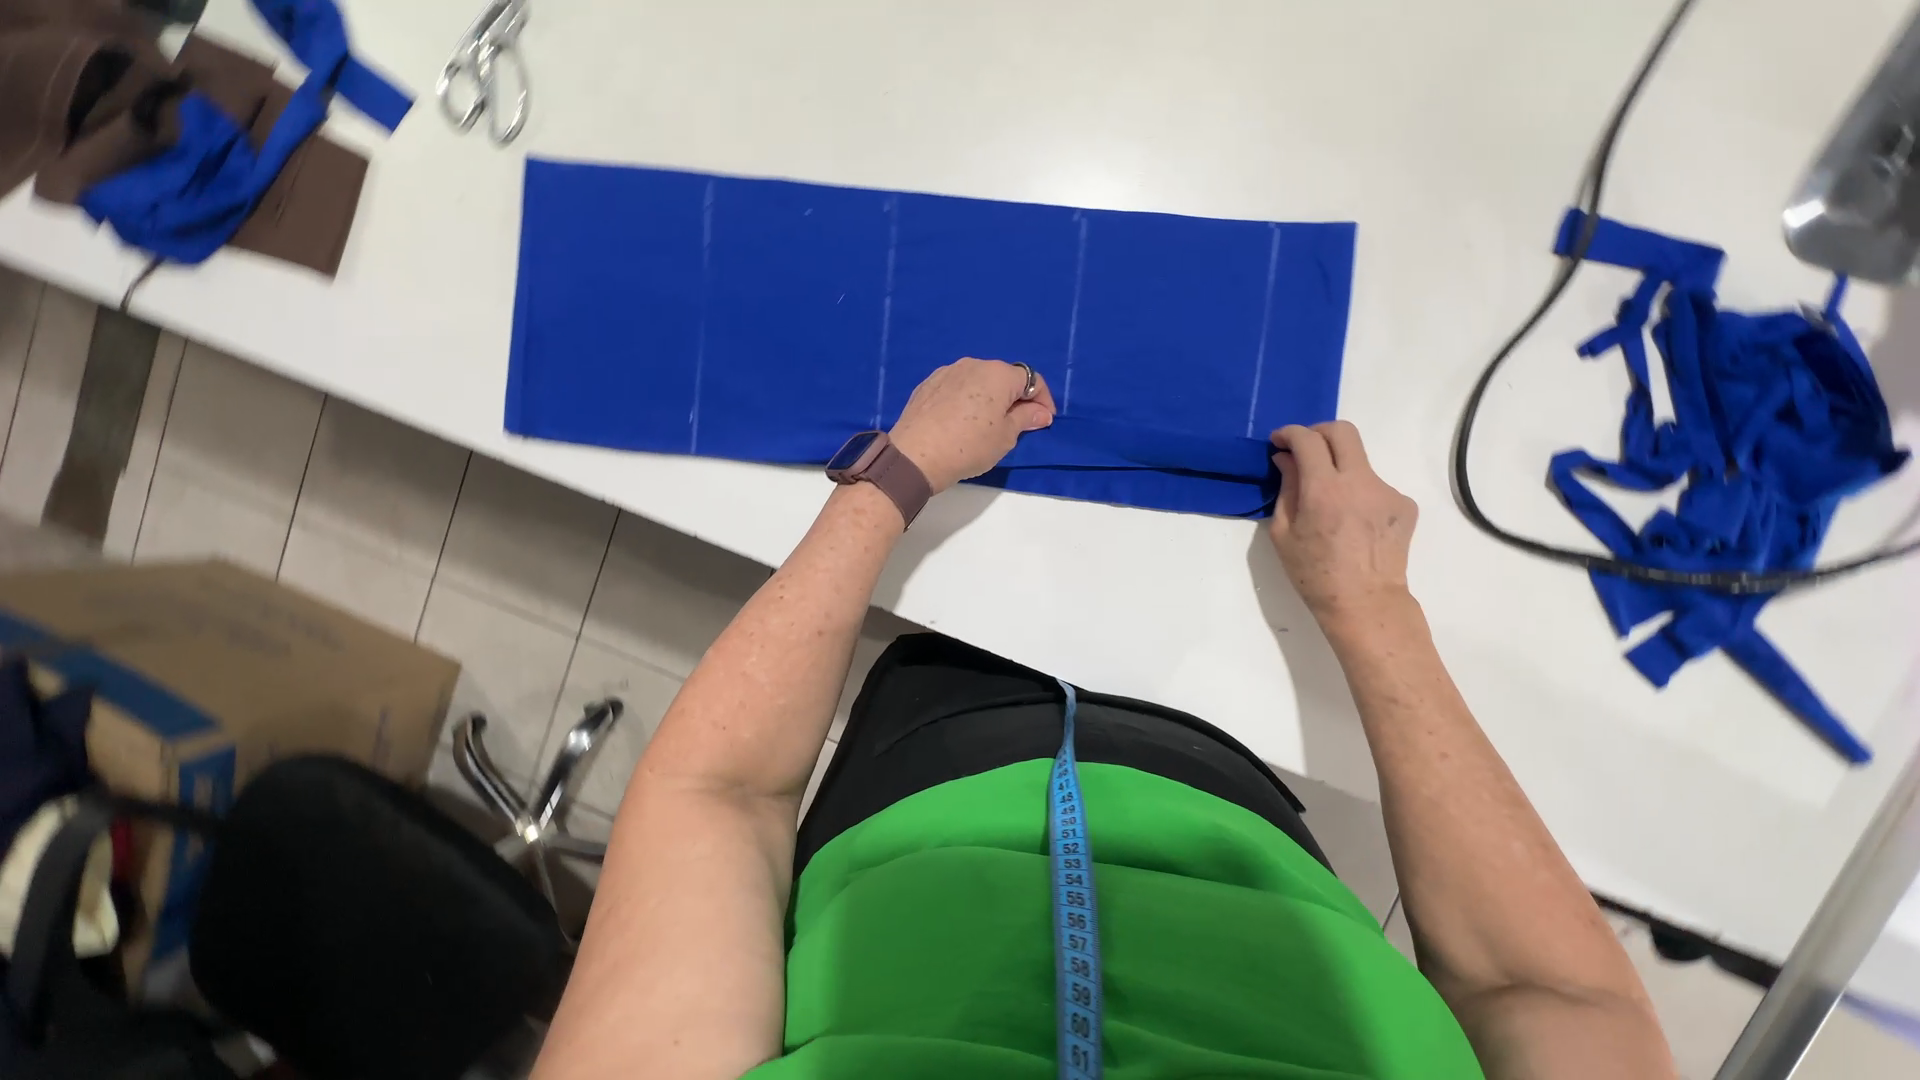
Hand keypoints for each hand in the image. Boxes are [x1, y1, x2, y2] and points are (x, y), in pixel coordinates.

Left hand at [889, 358, 1055, 493]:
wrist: (915, 455)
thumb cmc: (968, 446)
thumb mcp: (1005, 437)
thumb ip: (1026, 419)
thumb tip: (1041, 412)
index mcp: (997, 373)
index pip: (1030, 379)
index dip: (1042, 399)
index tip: (1044, 420)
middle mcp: (973, 364)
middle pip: (1003, 377)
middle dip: (1014, 398)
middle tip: (1016, 425)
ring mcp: (947, 372)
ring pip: (977, 381)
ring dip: (988, 398)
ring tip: (986, 425)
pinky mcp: (927, 385)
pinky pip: (956, 388)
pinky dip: (965, 400)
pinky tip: (961, 422)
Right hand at [1268, 422, 1417, 628]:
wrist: (1365, 602)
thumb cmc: (1314, 574)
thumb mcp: (1283, 533)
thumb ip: (1286, 489)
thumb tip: (1287, 460)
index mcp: (1324, 490)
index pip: (1308, 440)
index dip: (1290, 433)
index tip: (1279, 441)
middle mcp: (1360, 482)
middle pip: (1343, 432)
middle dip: (1318, 432)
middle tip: (1303, 449)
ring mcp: (1387, 491)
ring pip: (1359, 462)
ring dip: (1338, 470)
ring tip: (1329, 504)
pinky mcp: (1404, 504)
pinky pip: (1374, 487)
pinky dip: (1358, 494)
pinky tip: (1352, 523)